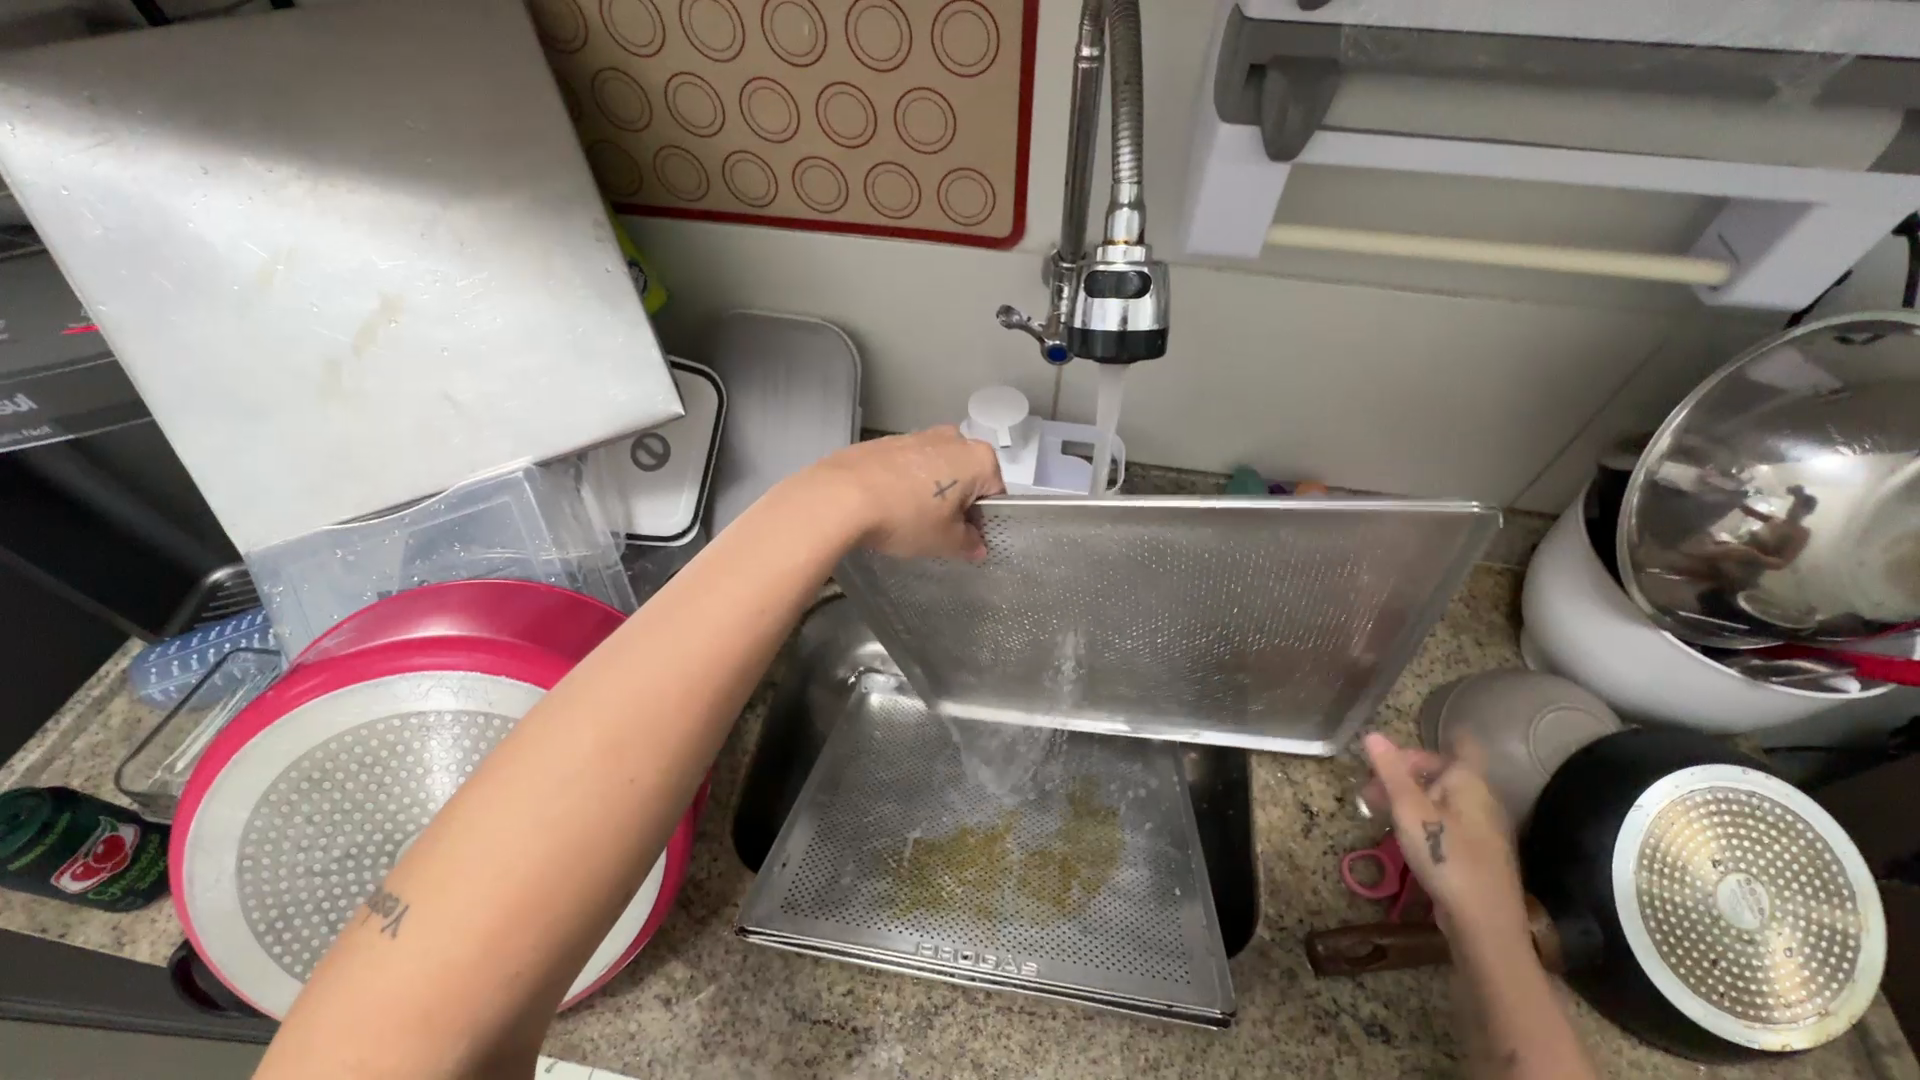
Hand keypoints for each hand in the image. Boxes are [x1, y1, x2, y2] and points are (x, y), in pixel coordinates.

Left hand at [805, 426, 1004, 559]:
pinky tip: (886, 505)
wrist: (840, 496)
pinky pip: (906, 465)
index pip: (996, 492)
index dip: (982, 519)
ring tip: (907, 519)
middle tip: (936, 530)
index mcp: (978, 458)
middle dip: (957, 501)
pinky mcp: (885, 440)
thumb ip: (969, 543)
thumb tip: (977, 546)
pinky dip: (903, 483)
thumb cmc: (906, 518)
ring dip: (929, 490)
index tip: (964, 538)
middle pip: (966, 475)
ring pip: (935, 468)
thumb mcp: (944, 541)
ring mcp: (916, 435)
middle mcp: (952, 438)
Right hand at [1360, 733, 1529, 953]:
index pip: (1463, 746)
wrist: (1483, 920)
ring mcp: (1483, 828)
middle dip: (1407, 771)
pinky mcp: (1478, 853)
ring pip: (1445, 798)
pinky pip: (1449, 821)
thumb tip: (1373, 735)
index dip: (1444, 736)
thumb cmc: (1446, 855)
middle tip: (1371, 784)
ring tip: (1377, 808)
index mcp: (1470, 782)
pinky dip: (1425, 817)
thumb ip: (1391, 772)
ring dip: (1412, 796)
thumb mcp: (1409, 810)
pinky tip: (1403, 834)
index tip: (1415, 736)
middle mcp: (1482, 799)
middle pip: (1446, 772)